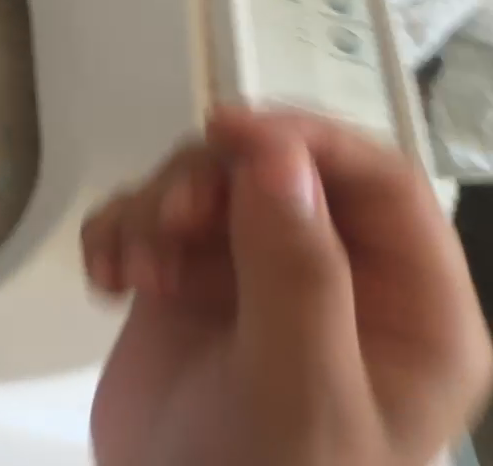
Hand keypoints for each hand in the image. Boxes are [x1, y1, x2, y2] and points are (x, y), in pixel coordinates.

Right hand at [82, 108, 490, 465]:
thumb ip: (296, 269)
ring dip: (146, 217)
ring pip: (192, 190)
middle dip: (198, 187)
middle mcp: (327, 278)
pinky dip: (112, 237)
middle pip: (263, 173)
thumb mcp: (298, 382)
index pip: (373, 181)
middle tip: (166, 226)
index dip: (302, 139)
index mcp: (402, 304)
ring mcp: (244, 280)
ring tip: (132, 275)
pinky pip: (139, 220)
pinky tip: (107, 282)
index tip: (222, 127)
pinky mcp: (176, 284)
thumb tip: (274, 154)